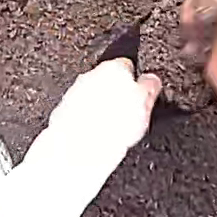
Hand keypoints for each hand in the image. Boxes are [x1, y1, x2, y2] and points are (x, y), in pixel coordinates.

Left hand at [29, 59, 162, 181]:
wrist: (79, 149)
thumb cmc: (112, 127)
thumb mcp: (146, 106)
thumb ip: (150, 88)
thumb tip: (153, 81)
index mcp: (115, 68)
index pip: (129, 66)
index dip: (136, 83)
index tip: (140, 96)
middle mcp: (92, 75)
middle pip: (109, 80)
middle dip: (116, 94)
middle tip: (126, 115)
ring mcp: (76, 92)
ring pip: (92, 96)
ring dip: (100, 108)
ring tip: (110, 129)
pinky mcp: (63, 110)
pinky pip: (80, 112)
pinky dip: (86, 121)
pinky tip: (95, 135)